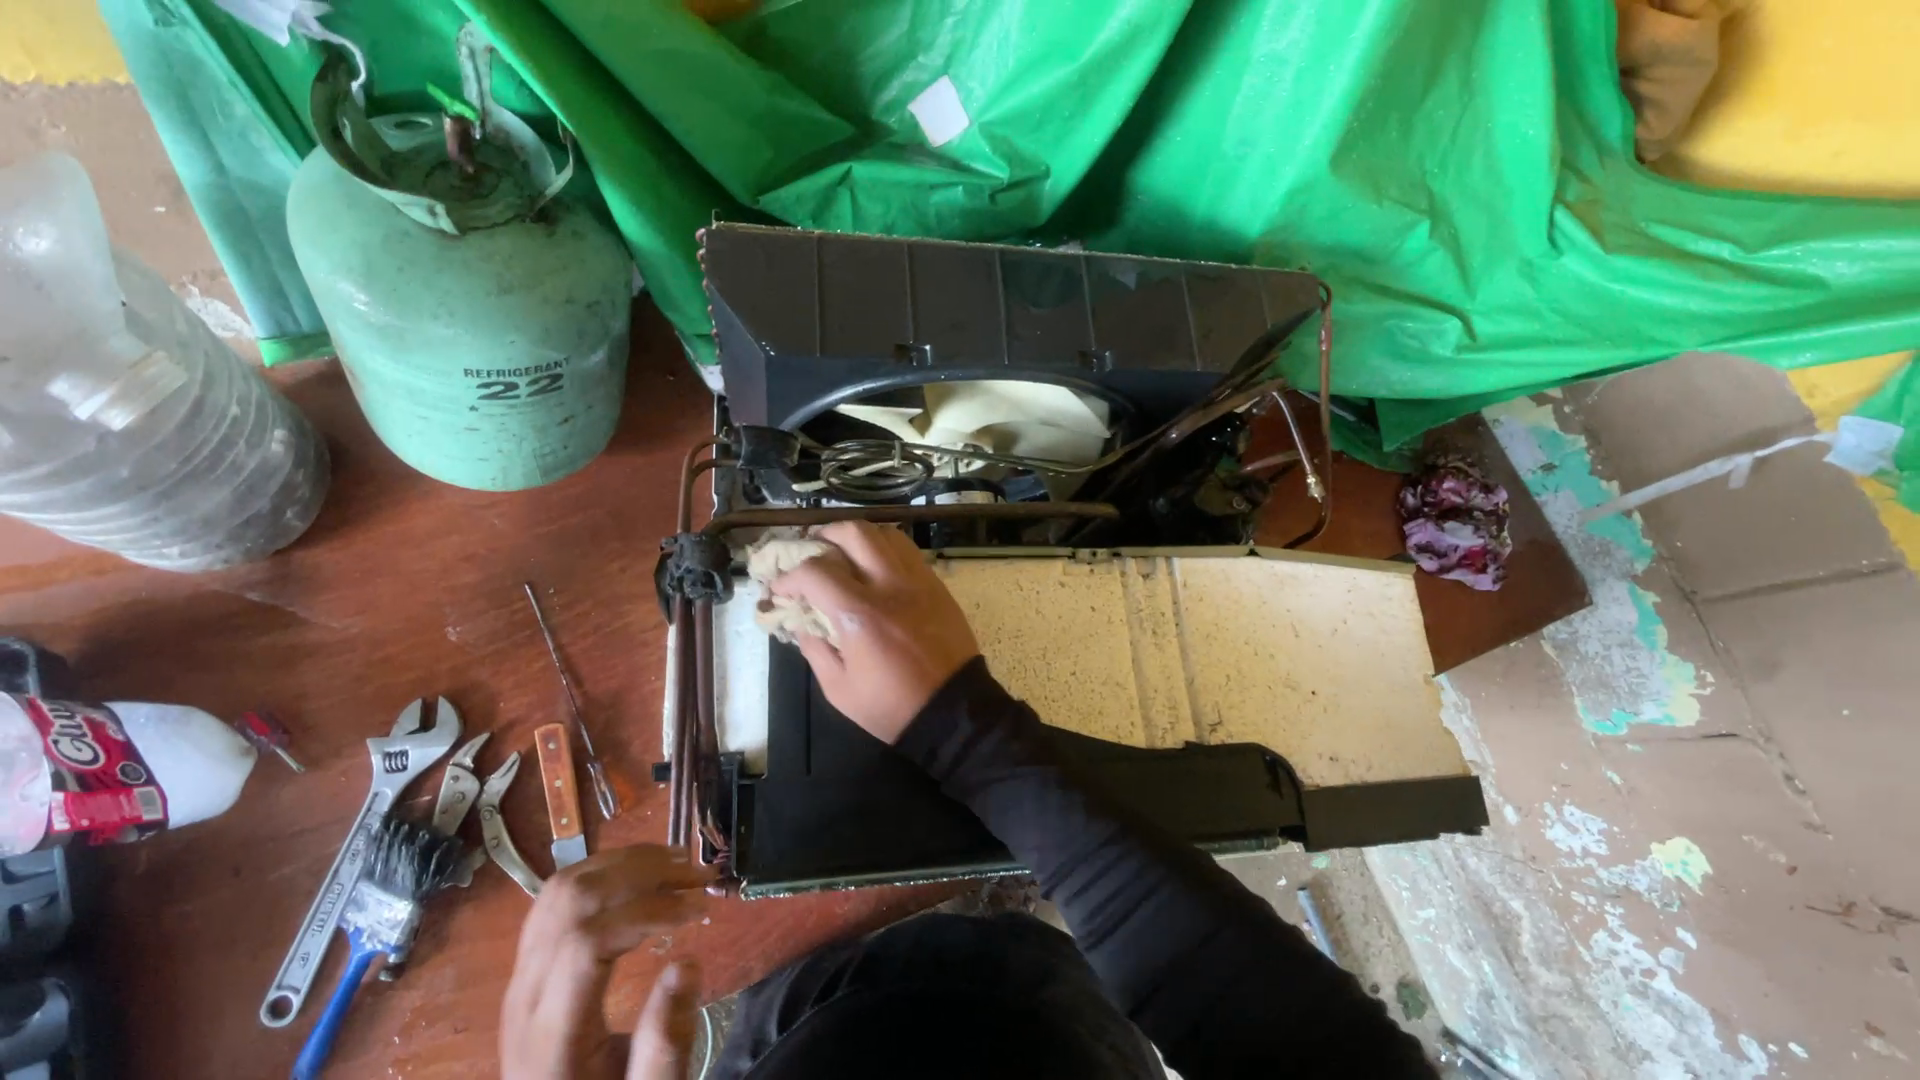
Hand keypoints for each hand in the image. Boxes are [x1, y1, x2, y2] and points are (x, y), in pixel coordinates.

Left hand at [500, 846, 709, 1079]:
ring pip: (561, 889)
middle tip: (697, 875)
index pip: (587, 942)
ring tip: (676, 864)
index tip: (700, 909)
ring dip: (623, 864)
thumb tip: (687, 962)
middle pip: (572, 902)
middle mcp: (526, 992)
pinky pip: (555, 897)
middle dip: (641, 874)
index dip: (647, 912)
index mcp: (552, 1032)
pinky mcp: (528, 963)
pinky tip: (640, 875)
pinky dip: (602, 872)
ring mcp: (521, 973)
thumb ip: (665, 1043)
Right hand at [770, 520, 980, 743]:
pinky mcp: (936, 584)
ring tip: (843, 553)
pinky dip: (884, 548)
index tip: (779, 589)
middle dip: (823, 537)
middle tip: (810, 553)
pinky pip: (907, 550)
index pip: (814, 572)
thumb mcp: (839, 689)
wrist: (954, 710)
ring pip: (884, 533)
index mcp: (860, 615)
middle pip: (852, 533)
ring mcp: (917, 580)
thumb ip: (814, 649)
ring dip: (856, 537)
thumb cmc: (893, 706)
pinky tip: (873, 566)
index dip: (788, 577)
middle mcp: (889, 586)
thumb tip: (799, 621)